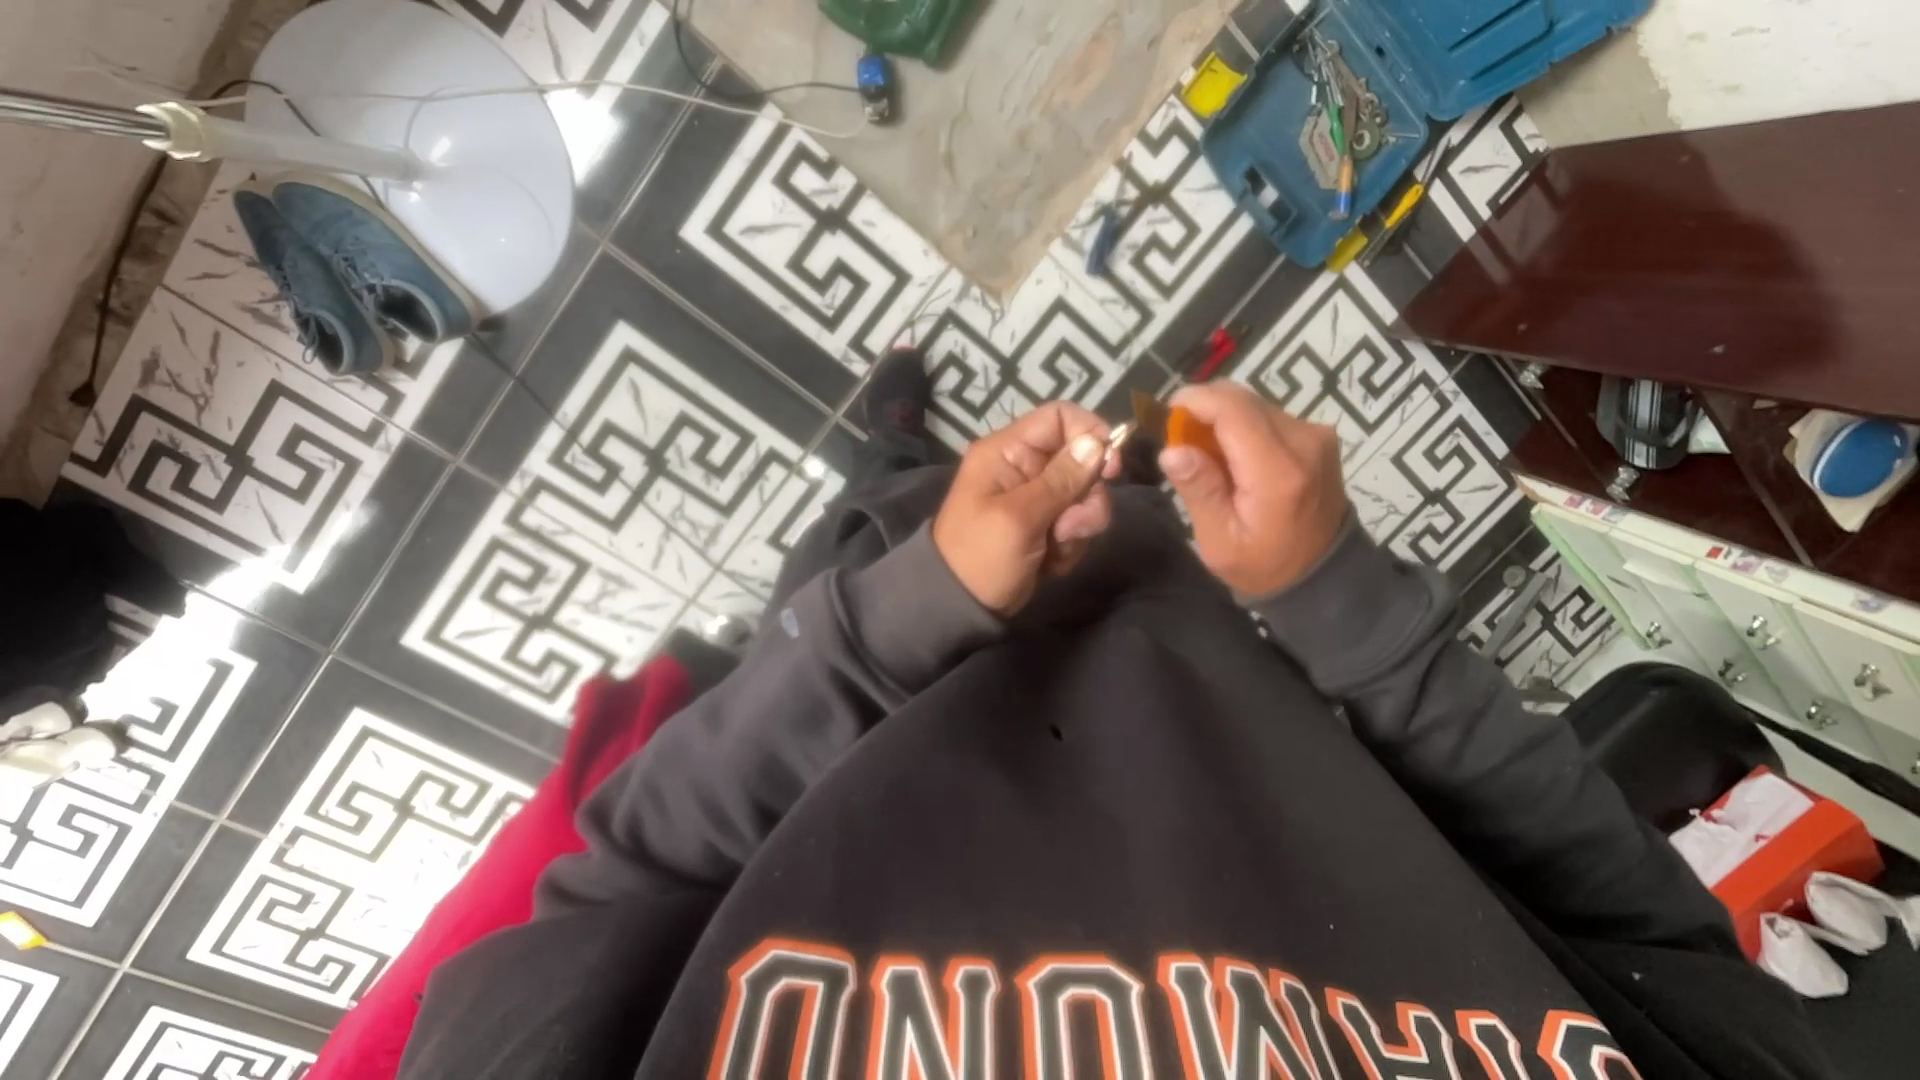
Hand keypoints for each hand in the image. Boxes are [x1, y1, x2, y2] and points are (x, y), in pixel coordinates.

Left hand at [932, 403, 1120, 615]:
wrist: (960, 608)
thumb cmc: (980, 557)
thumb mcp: (1020, 517)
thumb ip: (1060, 480)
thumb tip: (1097, 442)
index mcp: (1007, 451)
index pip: (1059, 417)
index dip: (1090, 434)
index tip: (1111, 467)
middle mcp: (1024, 467)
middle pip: (1081, 460)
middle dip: (1086, 497)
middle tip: (1070, 528)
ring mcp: (1035, 498)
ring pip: (1084, 496)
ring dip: (1079, 526)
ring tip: (1056, 549)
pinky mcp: (1045, 526)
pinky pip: (1076, 523)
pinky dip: (1070, 545)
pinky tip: (1050, 562)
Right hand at [1158, 383, 1348, 596]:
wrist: (1325, 575)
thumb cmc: (1265, 565)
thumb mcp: (1221, 542)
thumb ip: (1200, 491)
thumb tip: (1172, 450)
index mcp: (1278, 471)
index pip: (1232, 410)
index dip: (1194, 402)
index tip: (1165, 415)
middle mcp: (1303, 442)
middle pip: (1242, 400)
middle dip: (1204, 410)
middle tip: (1180, 440)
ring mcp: (1316, 435)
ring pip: (1254, 404)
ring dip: (1223, 420)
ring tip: (1207, 455)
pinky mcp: (1318, 436)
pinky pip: (1269, 416)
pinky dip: (1244, 428)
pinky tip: (1235, 458)